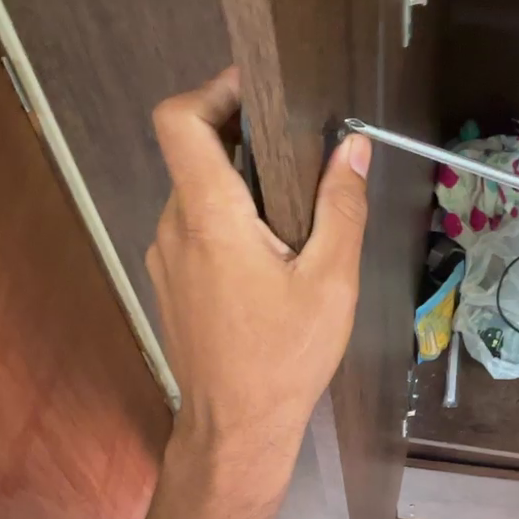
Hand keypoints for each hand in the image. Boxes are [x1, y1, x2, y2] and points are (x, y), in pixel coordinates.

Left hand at [148, 67, 370, 461]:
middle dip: (242, 140)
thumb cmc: (284, 358)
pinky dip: (226, 221)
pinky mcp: (170, 284)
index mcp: (209, 218)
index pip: (180, 121)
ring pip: (195, 195)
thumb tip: (352, 147)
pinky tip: (268, 256)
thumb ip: (341, 207)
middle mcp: (174, 228)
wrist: (235, 428)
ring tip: (291, 210)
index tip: (257, 89)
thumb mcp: (330, 282)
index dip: (213, 90)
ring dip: (237, 187)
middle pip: (193, 155)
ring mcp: (165, 258)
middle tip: (297, 151)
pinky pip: (194, 231)